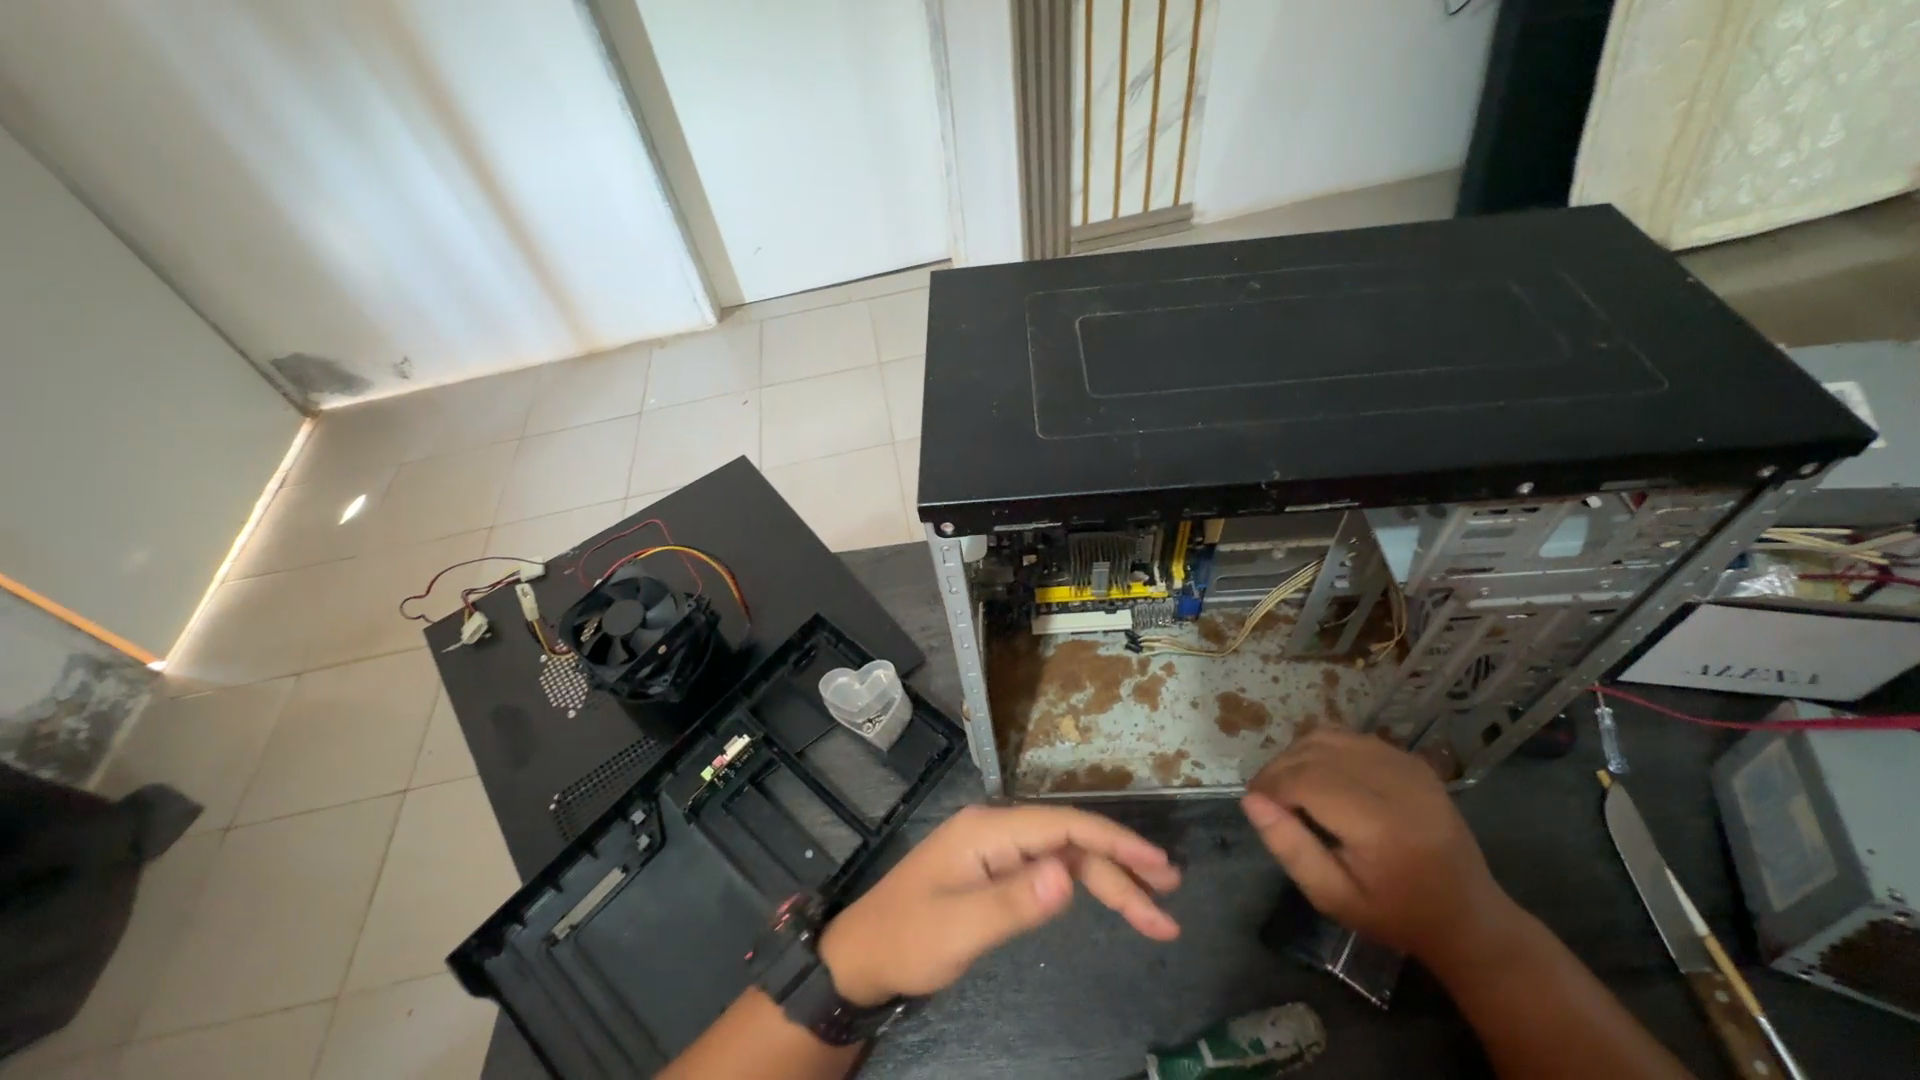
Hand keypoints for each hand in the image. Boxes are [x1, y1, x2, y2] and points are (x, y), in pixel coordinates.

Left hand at [818, 804, 1181, 1005]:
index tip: (1160, 866)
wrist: (860, 957)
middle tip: (1168, 903)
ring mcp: (996, 851)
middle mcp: (996, 831)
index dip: (1116, 842)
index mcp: (988, 831)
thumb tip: (1070, 877)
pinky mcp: (995, 872)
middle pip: (1071, 843)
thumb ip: (1014, 903)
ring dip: (1110, 884)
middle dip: (1122, 871)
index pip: (1064, 826)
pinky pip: (1048, 873)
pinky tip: (1109, 903)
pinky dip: (1083, 890)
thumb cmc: (905, 940)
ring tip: (1155, 915)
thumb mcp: (958, 930)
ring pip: (1065, 859)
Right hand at [1241, 730, 1517, 972]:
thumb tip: (1251, 800)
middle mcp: (1396, 784)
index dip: (1270, 785)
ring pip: (1331, 736)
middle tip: (1264, 797)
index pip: (1305, 780)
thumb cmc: (1396, 915)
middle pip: (1315, 752)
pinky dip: (1325, 750)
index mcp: (1379, 824)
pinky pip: (1353, 738)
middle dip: (1279, 769)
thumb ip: (1290, 848)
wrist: (1468, 916)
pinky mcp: (1414, 762)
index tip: (1254, 804)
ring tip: (1288, 785)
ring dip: (1298, 754)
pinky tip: (1320, 777)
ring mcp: (1409, 767)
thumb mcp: (1333, 897)